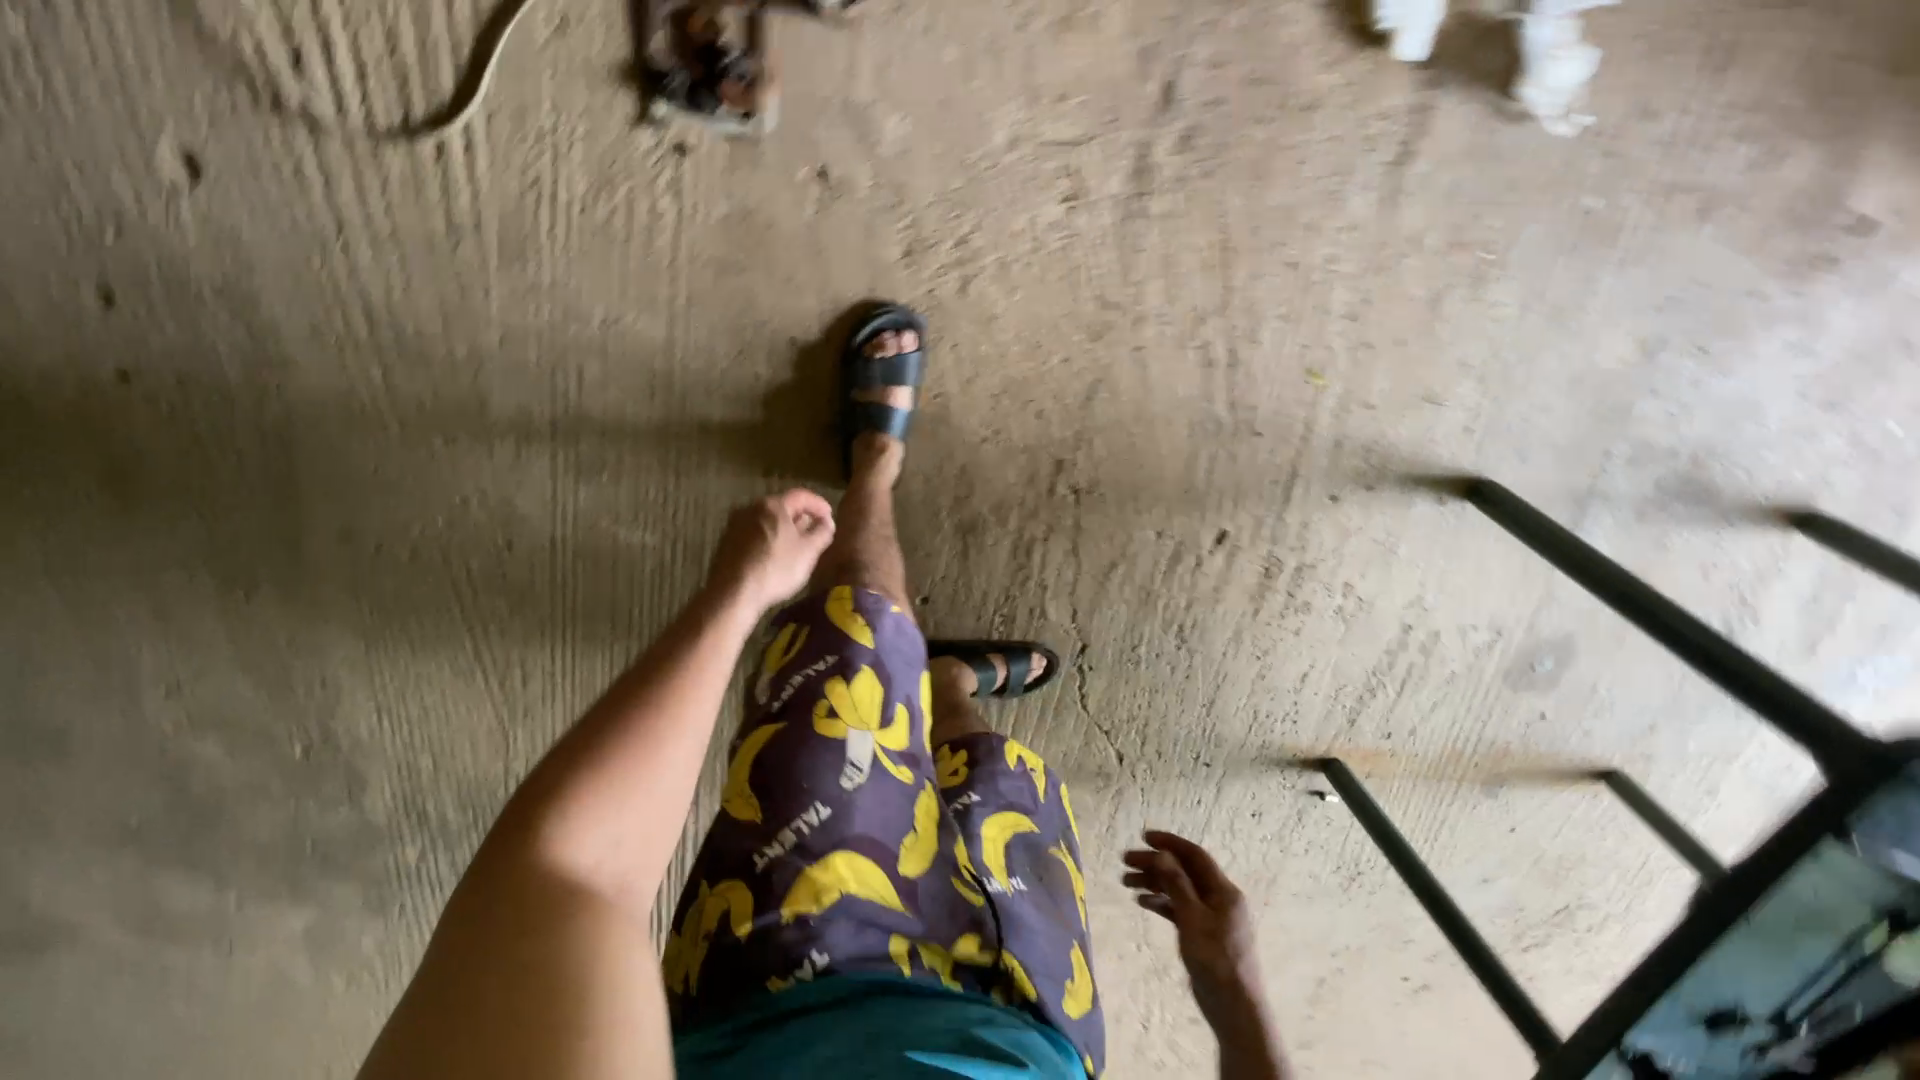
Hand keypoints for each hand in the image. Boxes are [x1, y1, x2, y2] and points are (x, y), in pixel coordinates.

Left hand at [706, 489, 835, 614]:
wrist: (733, 593)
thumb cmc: (776, 569)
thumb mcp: (808, 551)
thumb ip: (822, 532)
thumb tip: (827, 522)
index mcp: (772, 505)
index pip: (801, 496)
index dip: (819, 504)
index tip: (830, 516)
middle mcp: (750, 508)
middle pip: (782, 507)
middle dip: (801, 517)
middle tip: (815, 530)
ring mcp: (735, 525)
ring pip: (766, 520)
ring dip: (784, 529)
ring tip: (796, 544)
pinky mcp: (726, 542)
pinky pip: (754, 533)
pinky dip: (768, 538)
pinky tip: (774, 554)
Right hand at [1125, 830, 1267, 1035]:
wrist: (1234, 1007)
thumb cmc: (1215, 959)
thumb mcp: (1192, 918)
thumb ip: (1176, 884)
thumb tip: (1161, 854)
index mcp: (1224, 890)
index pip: (1195, 856)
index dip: (1170, 843)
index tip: (1143, 837)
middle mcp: (1219, 898)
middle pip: (1184, 872)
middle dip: (1155, 864)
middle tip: (1126, 862)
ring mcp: (1211, 916)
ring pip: (1179, 889)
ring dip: (1155, 882)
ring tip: (1127, 883)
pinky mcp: (1202, 933)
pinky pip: (1179, 908)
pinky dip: (1162, 902)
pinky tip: (1143, 902)